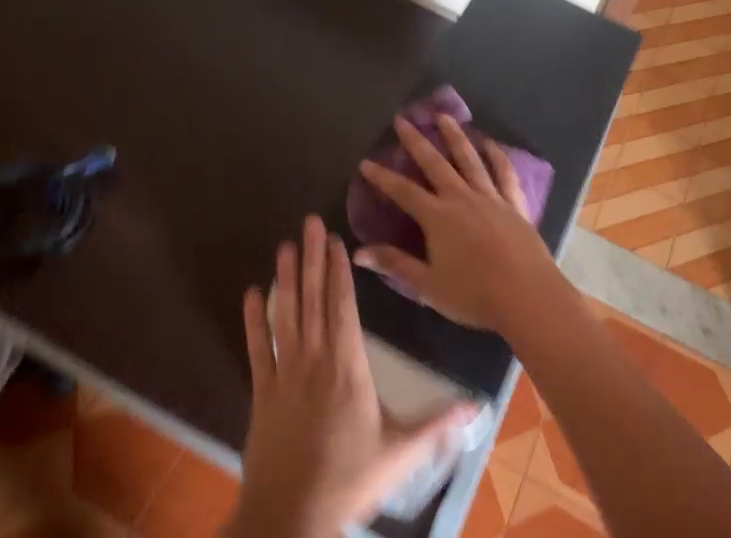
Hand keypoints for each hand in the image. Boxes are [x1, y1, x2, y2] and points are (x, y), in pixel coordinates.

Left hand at [229, 217, 471, 537]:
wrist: (290, 516)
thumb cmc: (349, 478)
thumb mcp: (401, 453)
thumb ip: (438, 424)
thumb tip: (479, 405)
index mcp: (348, 367)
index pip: (342, 306)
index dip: (339, 270)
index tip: (336, 239)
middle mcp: (314, 361)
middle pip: (313, 300)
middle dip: (313, 259)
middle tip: (309, 222)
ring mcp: (283, 375)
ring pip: (285, 316)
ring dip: (285, 279)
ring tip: (284, 246)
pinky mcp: (262, 394)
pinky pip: (256, 349)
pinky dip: (254, 320)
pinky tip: (251, 294)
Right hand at [354, 114, 565, 332]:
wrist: (527, 295)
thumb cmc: (474, 294)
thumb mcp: (428, 285)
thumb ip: (395, 264)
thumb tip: (358, 252)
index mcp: (438, 217)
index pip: (403, 191)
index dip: (383, 177)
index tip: (366, 162)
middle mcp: (462, 198)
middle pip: (435, 164)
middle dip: (416, 141)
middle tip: (402, 119)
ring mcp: (491, 198)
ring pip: (470, 159)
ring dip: (455, 136)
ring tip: (444, 117)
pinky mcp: (515, 204)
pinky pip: (504, 173)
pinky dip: (497, 156)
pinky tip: (491, 144)